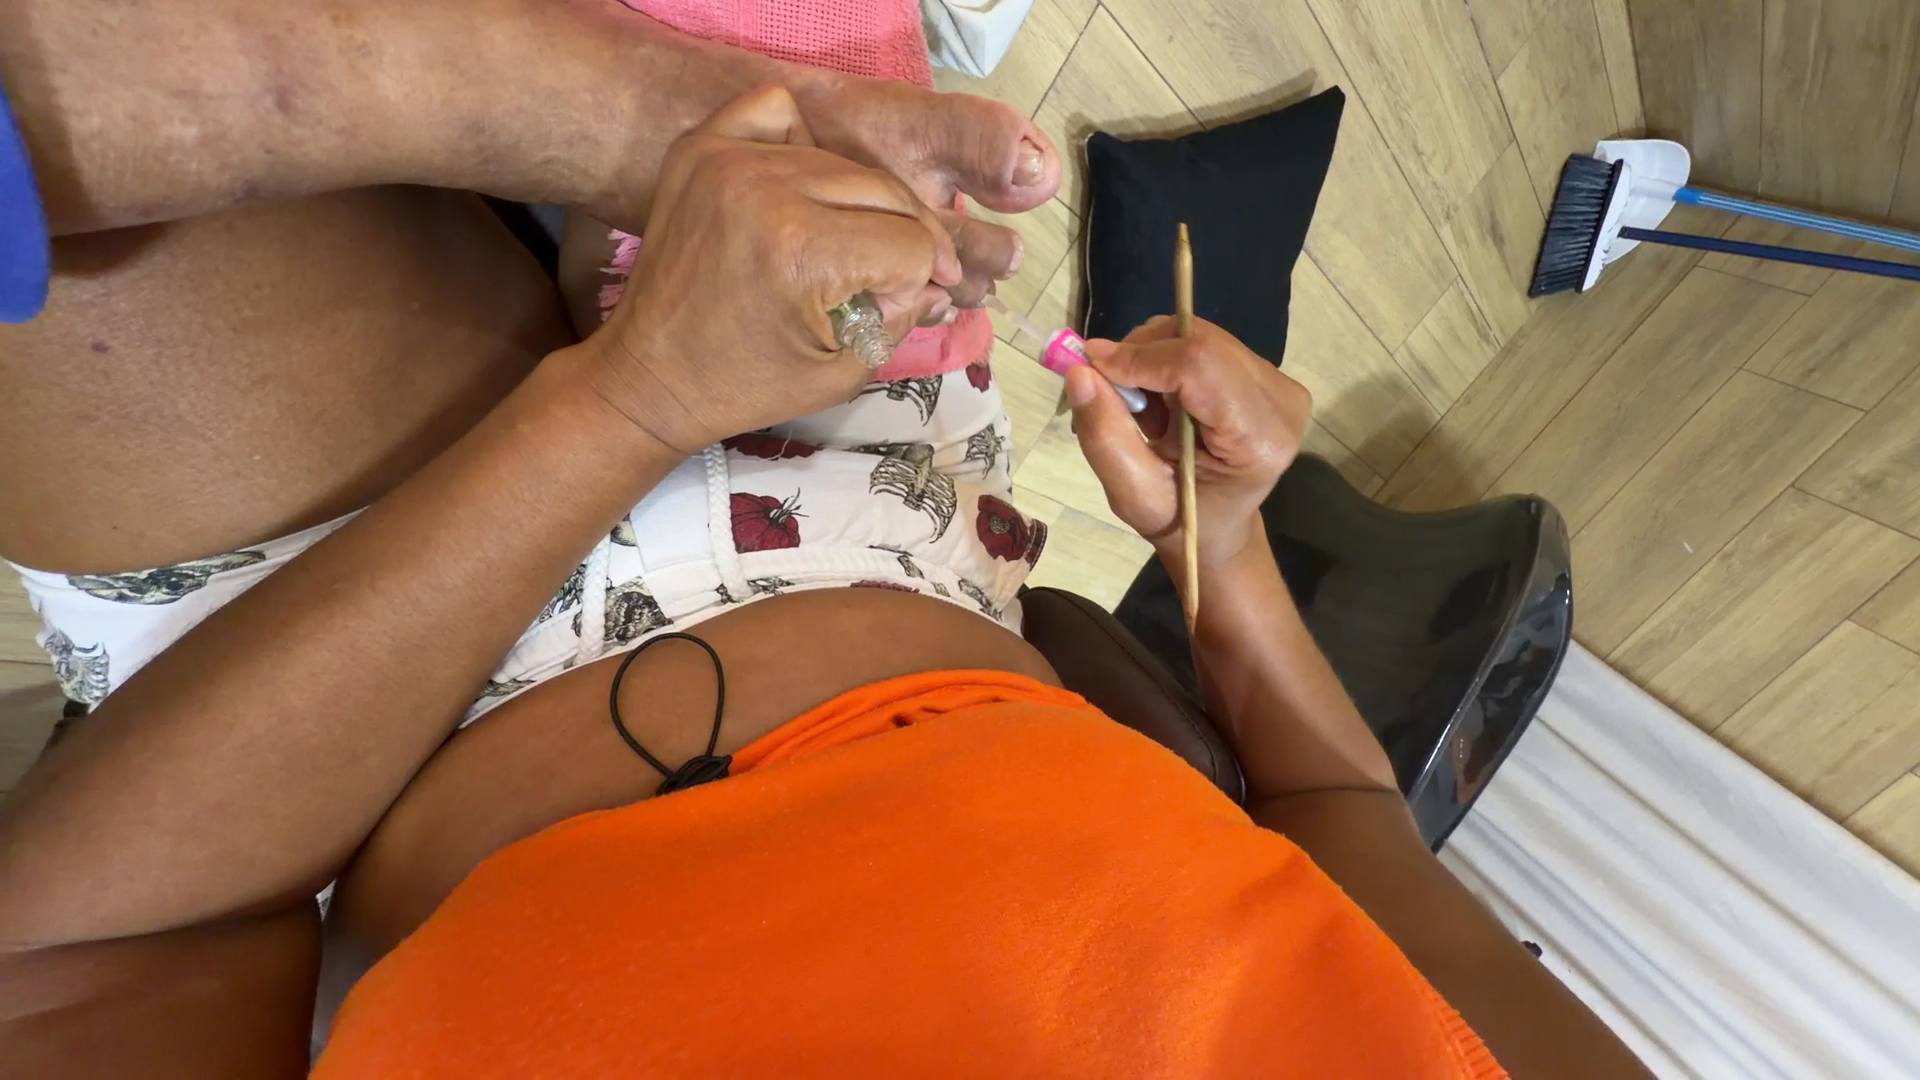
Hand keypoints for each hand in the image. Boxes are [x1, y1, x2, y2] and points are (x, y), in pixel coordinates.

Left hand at [584, 86, 960, 455]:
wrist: (653, 374)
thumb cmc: (750, 386)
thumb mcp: (843, 372)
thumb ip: (901, 320)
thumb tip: (940, 285)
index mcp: (805, 253)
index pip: (911, 246)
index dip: (923, 280)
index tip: (907, 304)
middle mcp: (769, 189)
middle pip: (887, 194)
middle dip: (909, 241)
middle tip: (902, 275)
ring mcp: (728, 160)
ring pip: (843, 162)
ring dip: (865, 205)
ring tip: (855, 242)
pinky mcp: (700, 149)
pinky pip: (777, 112)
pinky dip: (806, 145)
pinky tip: (807, 189)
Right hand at [1066, 317, 1311, 568]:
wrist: (1215, 526)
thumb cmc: (1178, 521)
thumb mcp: (1132, 494)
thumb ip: (1106, 436)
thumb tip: (1079, 371)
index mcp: (1258, 439)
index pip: (1199, 365)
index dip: (1139, 357)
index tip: (1088, 367)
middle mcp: (1280, 399)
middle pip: (1197, 340)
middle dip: (1139, 356)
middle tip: (1108, 394)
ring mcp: (1277, 381)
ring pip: (1195, 334)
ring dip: (1150, 359)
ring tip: (1140, 408)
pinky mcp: (1263, 372)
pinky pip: (1200, 342)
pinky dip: (1164, 361)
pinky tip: (1161, 400)